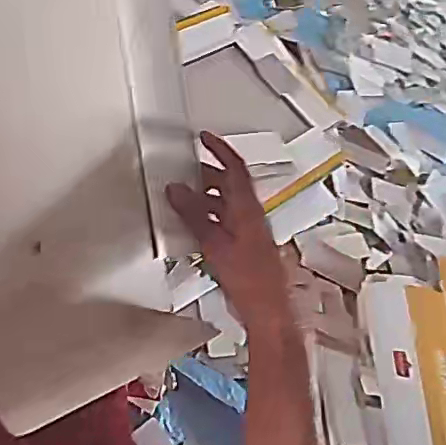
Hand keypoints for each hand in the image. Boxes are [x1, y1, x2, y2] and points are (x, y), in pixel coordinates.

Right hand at [168, 132, 294, 331]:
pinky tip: (195, 225)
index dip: (219, 148)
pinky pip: (226, 219)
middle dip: (207, 172)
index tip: (205, 137)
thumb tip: (178, 190)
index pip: (234, 166)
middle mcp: (251, 214)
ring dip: (206, 195)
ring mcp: (250, 229)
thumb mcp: (213, 242)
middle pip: (229, 183)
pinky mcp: (245, 244)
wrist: (267, 307)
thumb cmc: (250, 278)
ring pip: (227, 201)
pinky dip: (209, 215)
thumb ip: (193, 214)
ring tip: (184, 197)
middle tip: (186, 169)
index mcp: (247, 207)